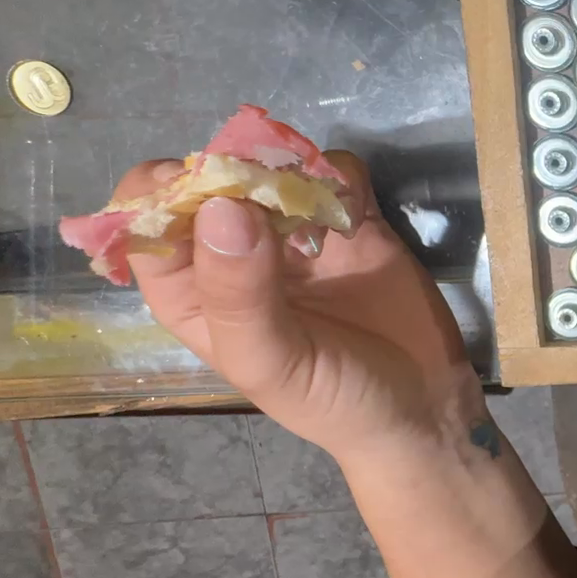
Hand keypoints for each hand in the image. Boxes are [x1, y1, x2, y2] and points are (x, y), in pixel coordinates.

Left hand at [111, 153, 483, 463]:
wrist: (425, 409)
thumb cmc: (336, 401)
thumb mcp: (275, 362)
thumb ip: (241, 293)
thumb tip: (223, 206)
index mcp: (198, 295)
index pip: (151, 228)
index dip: (160, 197)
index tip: (193, 183)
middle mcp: (243, 259)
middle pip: (215, 188)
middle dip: (235, 172)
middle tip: (271, 185)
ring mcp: (305, 240)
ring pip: (279, 174)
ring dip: (292, 168)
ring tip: (316, 195)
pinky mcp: (361, 229)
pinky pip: (341, 181)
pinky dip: (343, 176)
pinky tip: (354, 204)